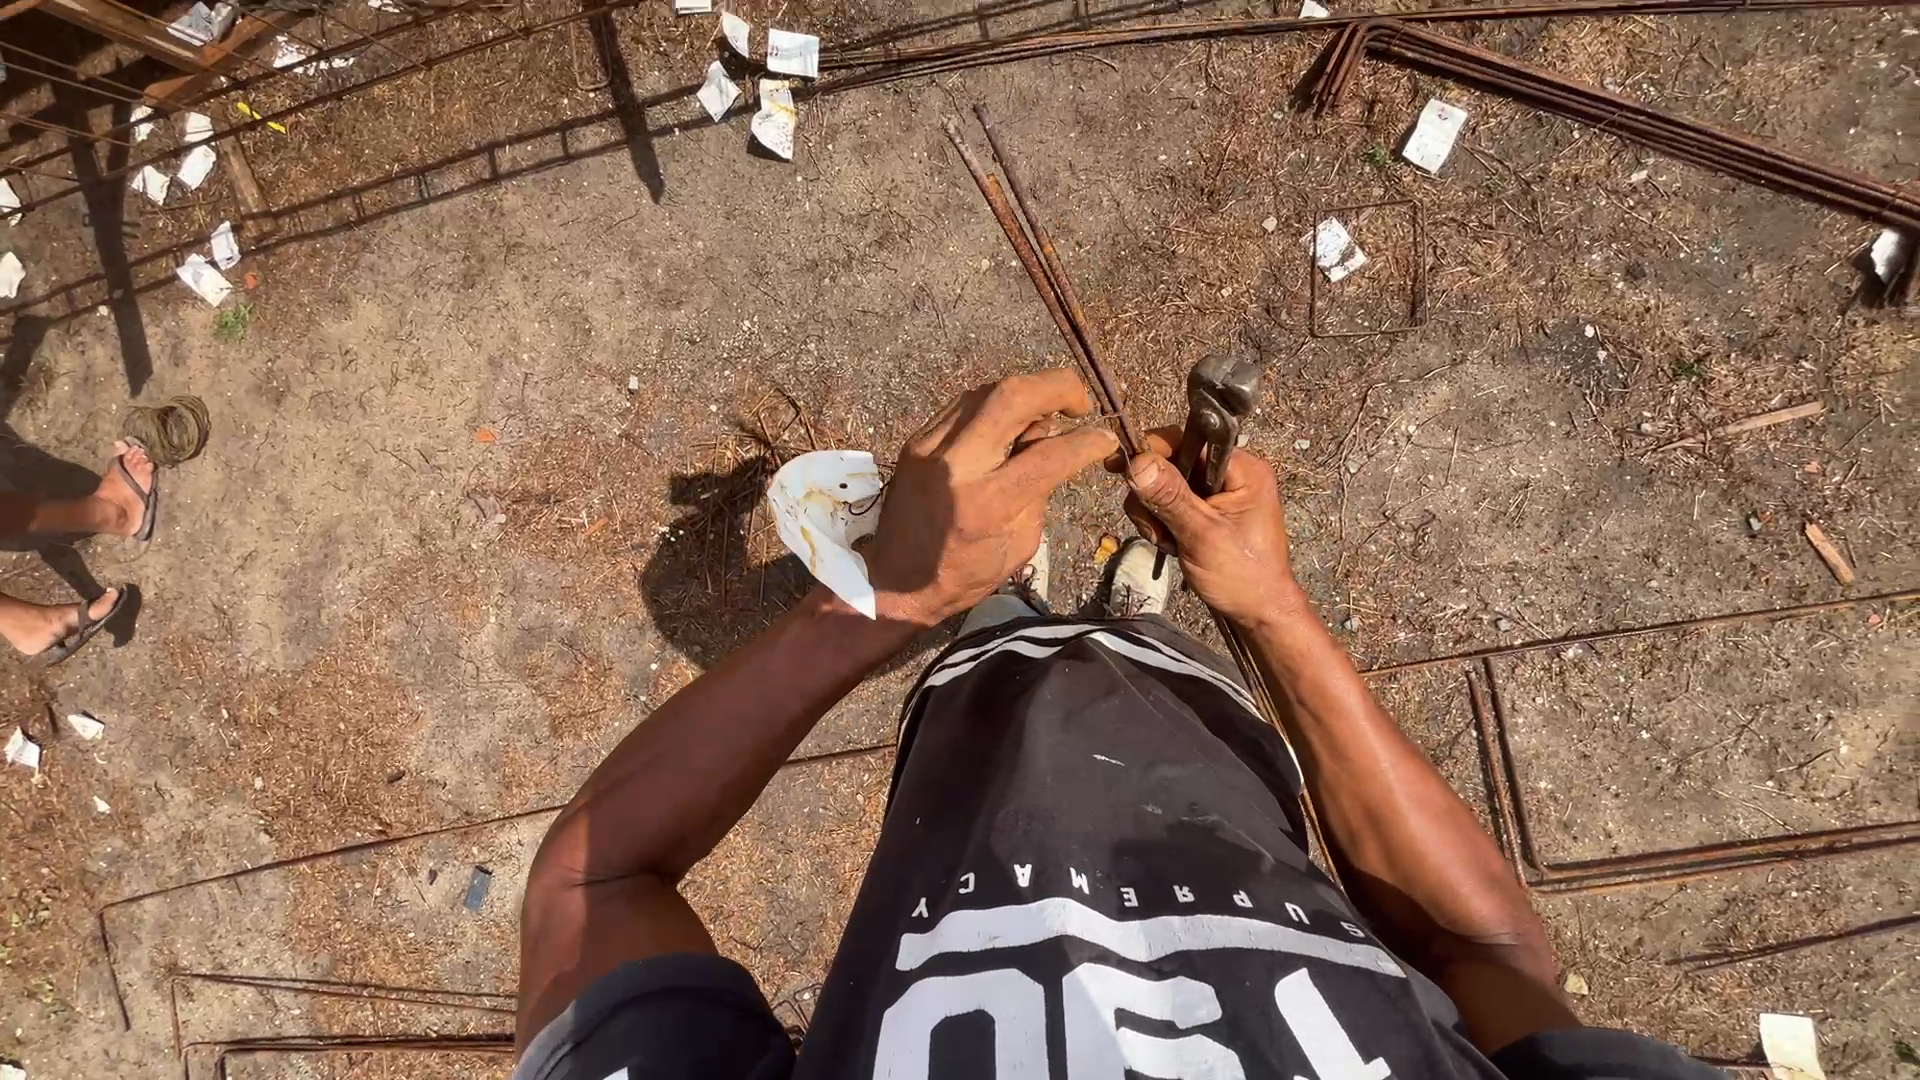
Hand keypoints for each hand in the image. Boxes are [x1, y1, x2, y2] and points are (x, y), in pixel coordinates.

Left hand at [866, 369, 1118, 627]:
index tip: (1105, 439)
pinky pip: (963, 406)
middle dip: (1058, 386)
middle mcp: (955, 467)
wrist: (893, 581)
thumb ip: (1040, 491)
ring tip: (1044, 414)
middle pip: (1011, 395)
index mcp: (987, 504)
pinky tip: (1008, 422)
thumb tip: (1052, 443)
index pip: (1050, 454)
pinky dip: (993, 406)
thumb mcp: (1020, 544)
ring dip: (1025, 393)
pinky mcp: (915, 441)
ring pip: (985, 391)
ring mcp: (928, 448)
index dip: (1088, 441)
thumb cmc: (963, 575)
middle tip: (1079, 403)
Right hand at [1117, 427, 1305, 628]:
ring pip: (1162, 484)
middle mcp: (1228, 472)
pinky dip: (1160, 522)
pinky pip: (1167, 503)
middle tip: (1157, 528)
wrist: (1258, 612)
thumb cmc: (1242, 575)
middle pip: (1170, 461)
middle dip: (1153, 494)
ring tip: (1168, 542)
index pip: (1188, 439)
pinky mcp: (1202, 509)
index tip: (1121, 468)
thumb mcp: (1202, 535)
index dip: (1153, 450)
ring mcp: (1214, 492)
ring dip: (1154, 513)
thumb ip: (1169, 497)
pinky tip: (1170, 543)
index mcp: (1242, 468)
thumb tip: (1136, 463)